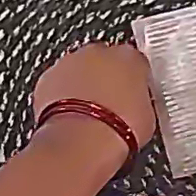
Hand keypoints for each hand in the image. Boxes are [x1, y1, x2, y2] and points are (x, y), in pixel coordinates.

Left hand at [31, 43, 159, 163]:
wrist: (82, 142)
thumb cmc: (115, 129)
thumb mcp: (148, 117)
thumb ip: (142, 101)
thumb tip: (139, 107)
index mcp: (129, 58)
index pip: (136, 61)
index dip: (135, 81)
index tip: (135, 95)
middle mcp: (99, 54)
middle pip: (104, 60)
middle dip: (107, 78)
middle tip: (112, 105)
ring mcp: (70, 63)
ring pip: (79, 70)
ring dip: (84, 86)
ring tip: (90, 114)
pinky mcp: (47, 78)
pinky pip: (57, 84)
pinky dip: (63, 96)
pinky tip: (71, 117)